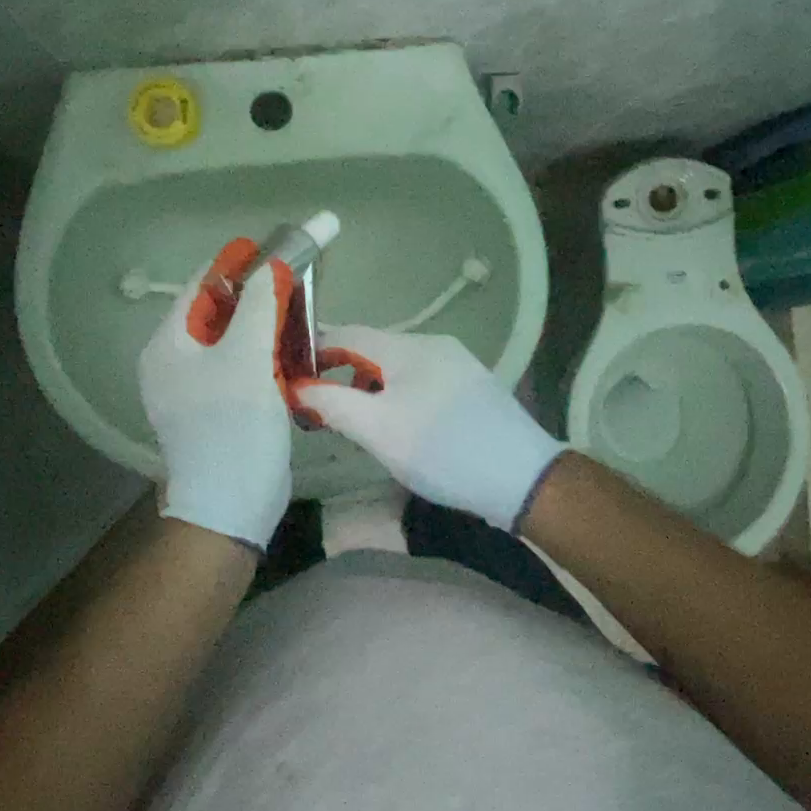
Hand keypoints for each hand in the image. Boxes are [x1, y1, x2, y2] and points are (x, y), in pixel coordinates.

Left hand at [138, 266, 291, 547]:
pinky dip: (263, 355)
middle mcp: (174, 364)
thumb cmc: (232, 426)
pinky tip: (290, 349)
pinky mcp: (216, 411)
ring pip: (231, 342)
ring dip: (261, 325)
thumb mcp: (246, 358)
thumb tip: (269, 267)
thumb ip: (257, 306)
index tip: (272, 248)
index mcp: (168, 346)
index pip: (199, 288)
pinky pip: (239, 369)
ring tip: (298, 308)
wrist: (232, 503)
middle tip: (293, 279)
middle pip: (216, 314)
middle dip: (253, 295)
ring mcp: (194, 390)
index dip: (234, 264)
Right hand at [296, 326, 564, 530]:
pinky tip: (397, 428)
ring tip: (355, 424)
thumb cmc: (443, 450)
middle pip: (372, 349)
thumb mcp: (378, 431)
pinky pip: (420, 382)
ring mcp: (457, 365)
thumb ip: (332, 404)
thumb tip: (296, 386)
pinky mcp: (471, 388)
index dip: (313, 351)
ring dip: (369, 389)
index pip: (345, 333)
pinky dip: (396, 397)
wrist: (521, 477)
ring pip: (397, 368)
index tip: (288, 376)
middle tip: (319, 409)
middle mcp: (433, 344)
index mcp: (408, 346)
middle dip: (341, 374)